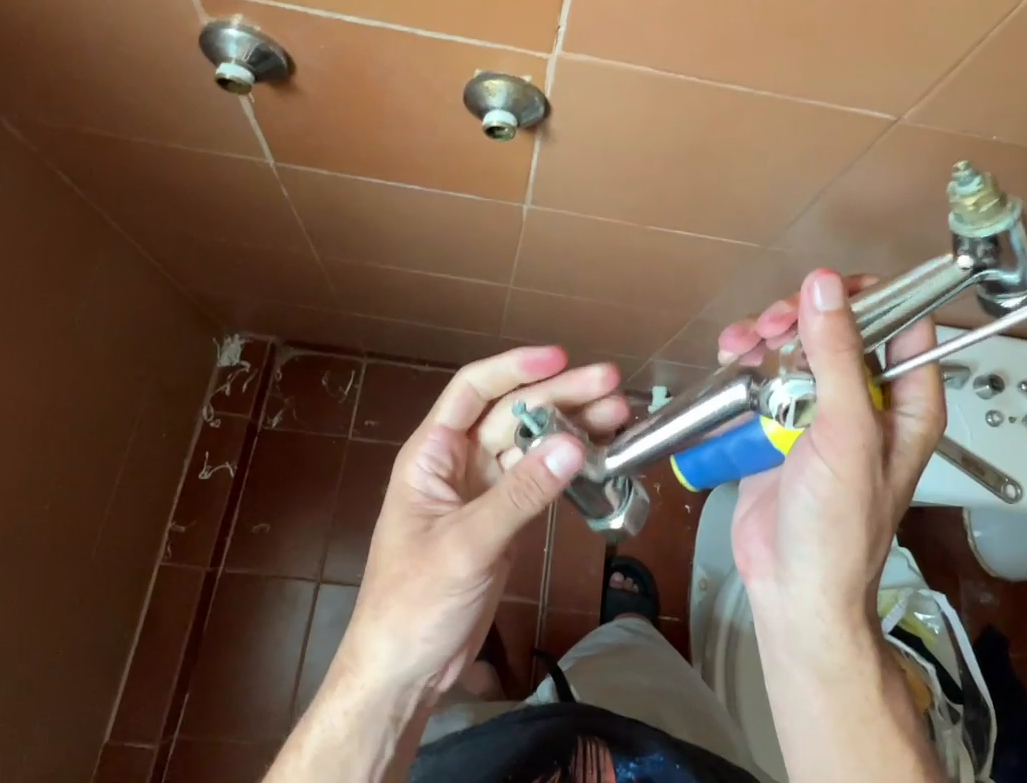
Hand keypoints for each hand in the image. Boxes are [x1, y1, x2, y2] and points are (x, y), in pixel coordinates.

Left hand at [332, 346, 627, 697]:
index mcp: (432, 454)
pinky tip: (602, 456)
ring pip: (533, 444)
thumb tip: (574, 445)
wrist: (406, 669)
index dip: (515, 367)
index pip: (473, 391)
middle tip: (611, 384)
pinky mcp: (506, 519)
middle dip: (560, 395)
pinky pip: (541, 480)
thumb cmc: (415, 601)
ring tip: (619, 414)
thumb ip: (520, 495)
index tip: (561, 357)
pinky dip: (570, 467)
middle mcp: (460, 462)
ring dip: (573, 427)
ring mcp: (485, 490)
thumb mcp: (467, 544)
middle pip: (513, 413)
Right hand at [728, 269, 945, 635]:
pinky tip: (730, 358)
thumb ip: (836, 355)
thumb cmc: (837, 524)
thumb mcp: (845, 433)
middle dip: (802, 316)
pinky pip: (765, 373)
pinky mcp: (778, 422)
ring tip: (742, 343)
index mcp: (904, 401)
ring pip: (796, 346)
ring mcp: (818, 410)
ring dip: (766, 334)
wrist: (792, 585)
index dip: (871, 296)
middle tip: (774, 324)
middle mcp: (864, 399)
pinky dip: (746, 359)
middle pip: (838, 327)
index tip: (826, 287)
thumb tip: (825, 287)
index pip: (903, 323)